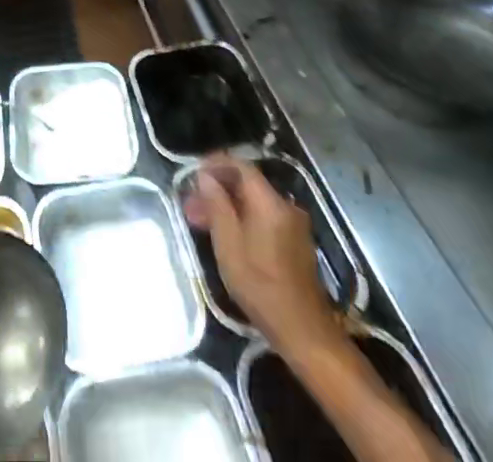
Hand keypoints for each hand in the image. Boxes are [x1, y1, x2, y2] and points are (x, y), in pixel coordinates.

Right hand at [184, 154, 342, 352]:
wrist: (302, 328)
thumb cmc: (259, 285)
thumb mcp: (228, 244)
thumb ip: (217, 205)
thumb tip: (205, 176)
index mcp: (270, 203)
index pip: (242, 167)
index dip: (217, 164)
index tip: (193, 171)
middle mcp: (286, 207)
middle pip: (248, 185)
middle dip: (218, 188)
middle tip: (191, 202)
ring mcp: (293, 225)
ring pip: (254, 203)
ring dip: (227, 206)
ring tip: (200, 220)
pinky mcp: (295, 242)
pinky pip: (264, 218)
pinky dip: (242, 219)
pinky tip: (224, 234)